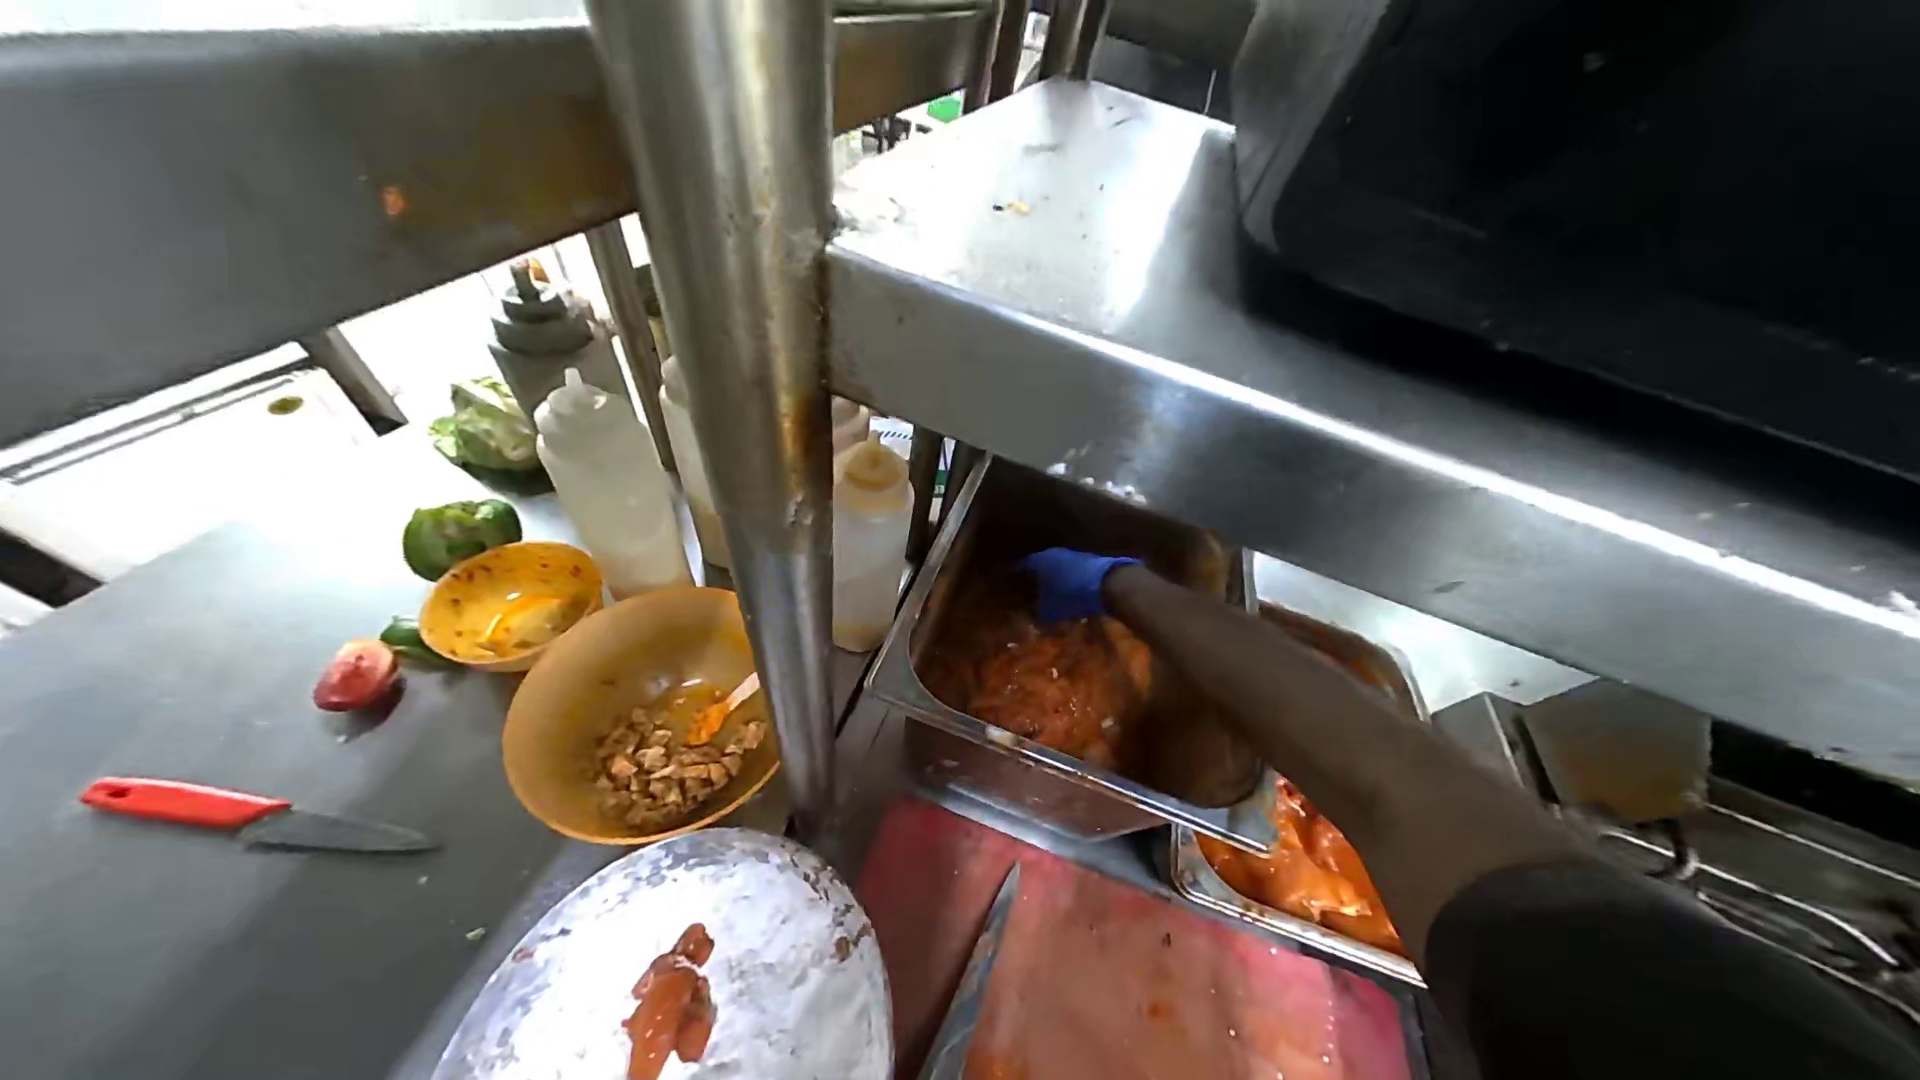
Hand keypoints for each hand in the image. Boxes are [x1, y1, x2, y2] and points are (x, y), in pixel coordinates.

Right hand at [1015, 548, 1140, 622]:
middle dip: (1034, 580)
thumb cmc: (1071, 596)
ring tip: (1049, 595)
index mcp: (1037, 560)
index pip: (1020, 567)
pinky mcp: (1087, 560)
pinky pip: (1069, 572)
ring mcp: (1071, 554)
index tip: (1010, 586)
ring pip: (1055, 568)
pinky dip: (1066, 581)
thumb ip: (1038, 614)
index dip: (1014, 578)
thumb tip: (1033, 620)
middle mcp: (1052, 553)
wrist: (1109, 583)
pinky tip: (1068, 593)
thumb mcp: (1050, 610)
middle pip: (1038, 566)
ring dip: (1052, 580)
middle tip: (1029, 593)